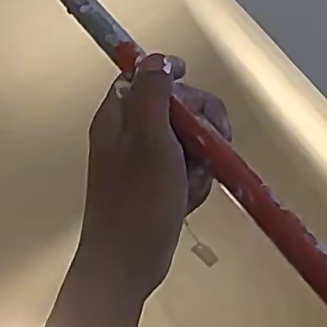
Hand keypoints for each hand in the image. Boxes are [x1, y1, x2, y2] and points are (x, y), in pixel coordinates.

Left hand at [76, 54, 230, 299]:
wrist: (128, 266)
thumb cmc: (137, 201)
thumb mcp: (149, 139)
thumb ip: (153, 94)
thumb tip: (157, 60)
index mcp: (118, 116)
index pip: (145, 76)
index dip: (170, 75)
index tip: (191, 82)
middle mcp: (129, 133)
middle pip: (176, 104)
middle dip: (198, 123)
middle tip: (208, 142)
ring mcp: (144, 159)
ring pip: (187, 137)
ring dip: (199, 157)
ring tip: (190, 181)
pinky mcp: (158, 183)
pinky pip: (187, 166)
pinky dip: (194, 179)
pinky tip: (187, 196)